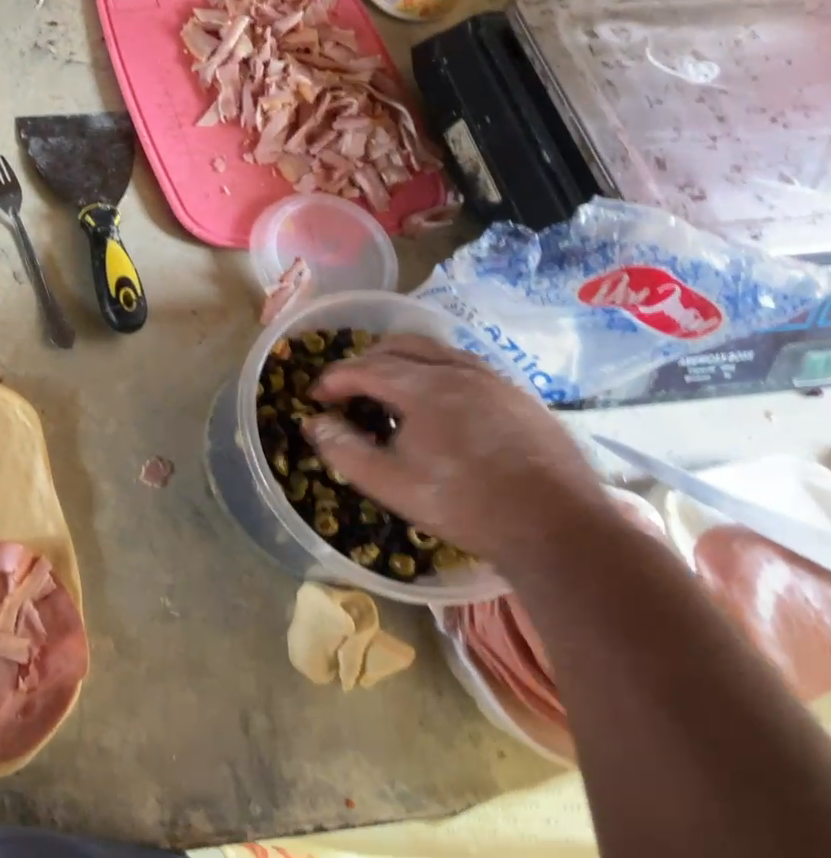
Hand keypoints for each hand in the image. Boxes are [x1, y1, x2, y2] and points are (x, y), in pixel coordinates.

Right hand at [301, 334, 611, 568]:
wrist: (558, 527)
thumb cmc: (464, 504)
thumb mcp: (388, 483)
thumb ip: (343, 449)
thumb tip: (314, 423)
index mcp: (424, 387)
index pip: (363, 368)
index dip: (332, 380)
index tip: (315, 398)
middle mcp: (460, 371)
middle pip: (401, 346)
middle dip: (365, 362)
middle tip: (348, 389)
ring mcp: (497, 382)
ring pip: (438, 353)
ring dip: (404, 365)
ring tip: (390, 393)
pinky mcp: (522, 398)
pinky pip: (467, 369)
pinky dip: (437, 375)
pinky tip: (437, 407)